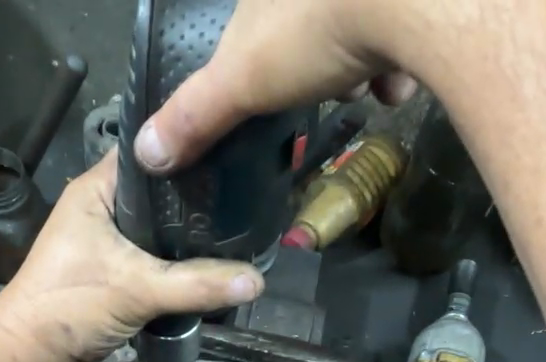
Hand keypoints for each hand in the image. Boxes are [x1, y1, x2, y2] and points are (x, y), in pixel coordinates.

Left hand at [0, 155, 265, 361]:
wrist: (29, 360)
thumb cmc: (68, 307)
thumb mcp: (137, 289)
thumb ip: (197, 284)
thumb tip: (258, 281)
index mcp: (96, 189)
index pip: (149, 154)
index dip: (188, 149)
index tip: (235, 152)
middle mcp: (102, 211)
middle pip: (161, 197)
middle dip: (199, 202)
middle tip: (248, 199)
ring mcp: (109, 247)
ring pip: (161, 236)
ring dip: (192, 242)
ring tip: (242, 233)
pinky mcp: (116, 279)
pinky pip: (157, 267)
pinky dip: (181, 271)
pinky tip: (215, 270)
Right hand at [131, 0, 419, 174]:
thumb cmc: (313, 31)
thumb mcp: (242, 82)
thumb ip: (196, 116)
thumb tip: (145, 152)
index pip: (253, 26)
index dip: (259, 62)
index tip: (272, 90)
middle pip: (307, 26)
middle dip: (316, 68)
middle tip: (324, 93)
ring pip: (357, 27)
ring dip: (362, 69)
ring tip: (367, 89)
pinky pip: (401, 28)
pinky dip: (400, 60)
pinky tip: (399, 81)